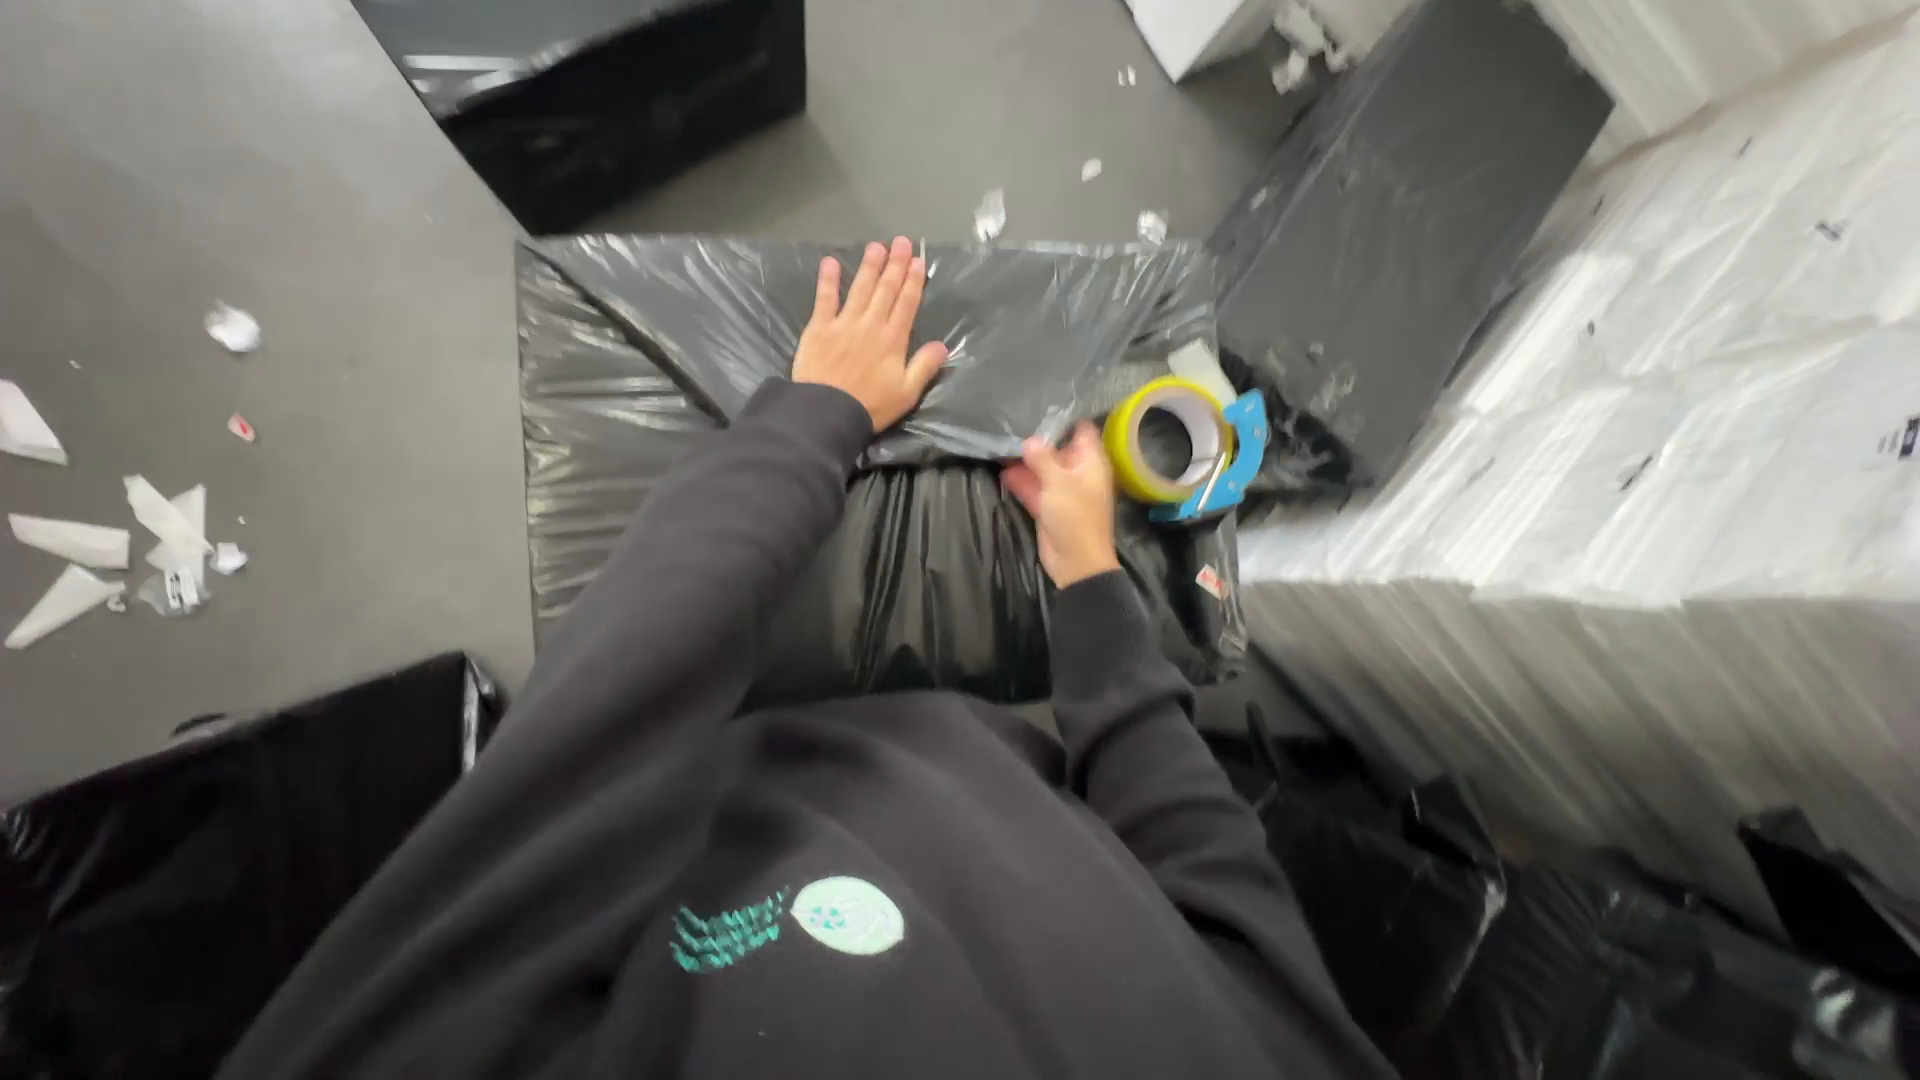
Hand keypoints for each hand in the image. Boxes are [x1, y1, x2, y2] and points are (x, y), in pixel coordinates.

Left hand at [792, 236, 949, 431]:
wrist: (828, 412)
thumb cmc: (870, 406)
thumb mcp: (907, 393)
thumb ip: (924, 367)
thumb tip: (942, 346)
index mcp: (893, 340)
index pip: (906, 304)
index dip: (913, 282)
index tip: (918, 262)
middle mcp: (870, 324)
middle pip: (885, 290)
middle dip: (895, 265)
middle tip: (901, 242)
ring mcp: (843, 323)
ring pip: (860, 288)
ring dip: (869, 266)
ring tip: (876, 246)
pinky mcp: (819, 327)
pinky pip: (825, 298)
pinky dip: (828, 279)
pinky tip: (831, 262)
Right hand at [1002, 422, 1122, 588]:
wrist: (1075, 561)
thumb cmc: (1075, 517)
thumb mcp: (1059, 482)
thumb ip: (1043, 458)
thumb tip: (1028, 440)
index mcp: (1090, 462)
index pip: (1081, 431)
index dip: (1065, 418)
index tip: (1042, 403)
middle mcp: (1076, 472)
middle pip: (1057, 448)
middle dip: (1037, 437)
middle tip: (1012, 417)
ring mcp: (1060, 489)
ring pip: (1041, 468)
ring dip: (1023, 458)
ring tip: (1000, 438)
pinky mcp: (1046, 505)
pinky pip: (1032, 486)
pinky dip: (1019, 479)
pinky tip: (1000, 466)